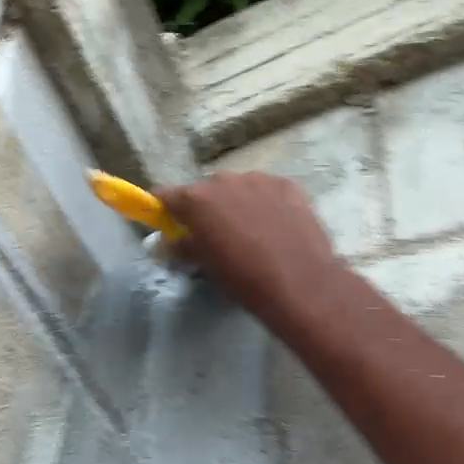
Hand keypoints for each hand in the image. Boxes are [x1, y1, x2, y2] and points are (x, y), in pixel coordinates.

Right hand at [157, 171, 346, 327]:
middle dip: (206, 208)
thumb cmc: (242, 276)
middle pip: (205, 190)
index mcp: (196, 199)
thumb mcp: (203, 264)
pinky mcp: (288, 185)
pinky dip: (265, 203)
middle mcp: (224, 180)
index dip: (163, 208)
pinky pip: (267, 190)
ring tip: (251, 231)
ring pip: (238, 188)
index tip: (166, 220)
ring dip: (236, 203)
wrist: (300, 283)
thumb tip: (170, 242)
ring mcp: (259, 179)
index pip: (165, 195)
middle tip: (216, 234)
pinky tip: (276, 226)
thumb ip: (181, 246)